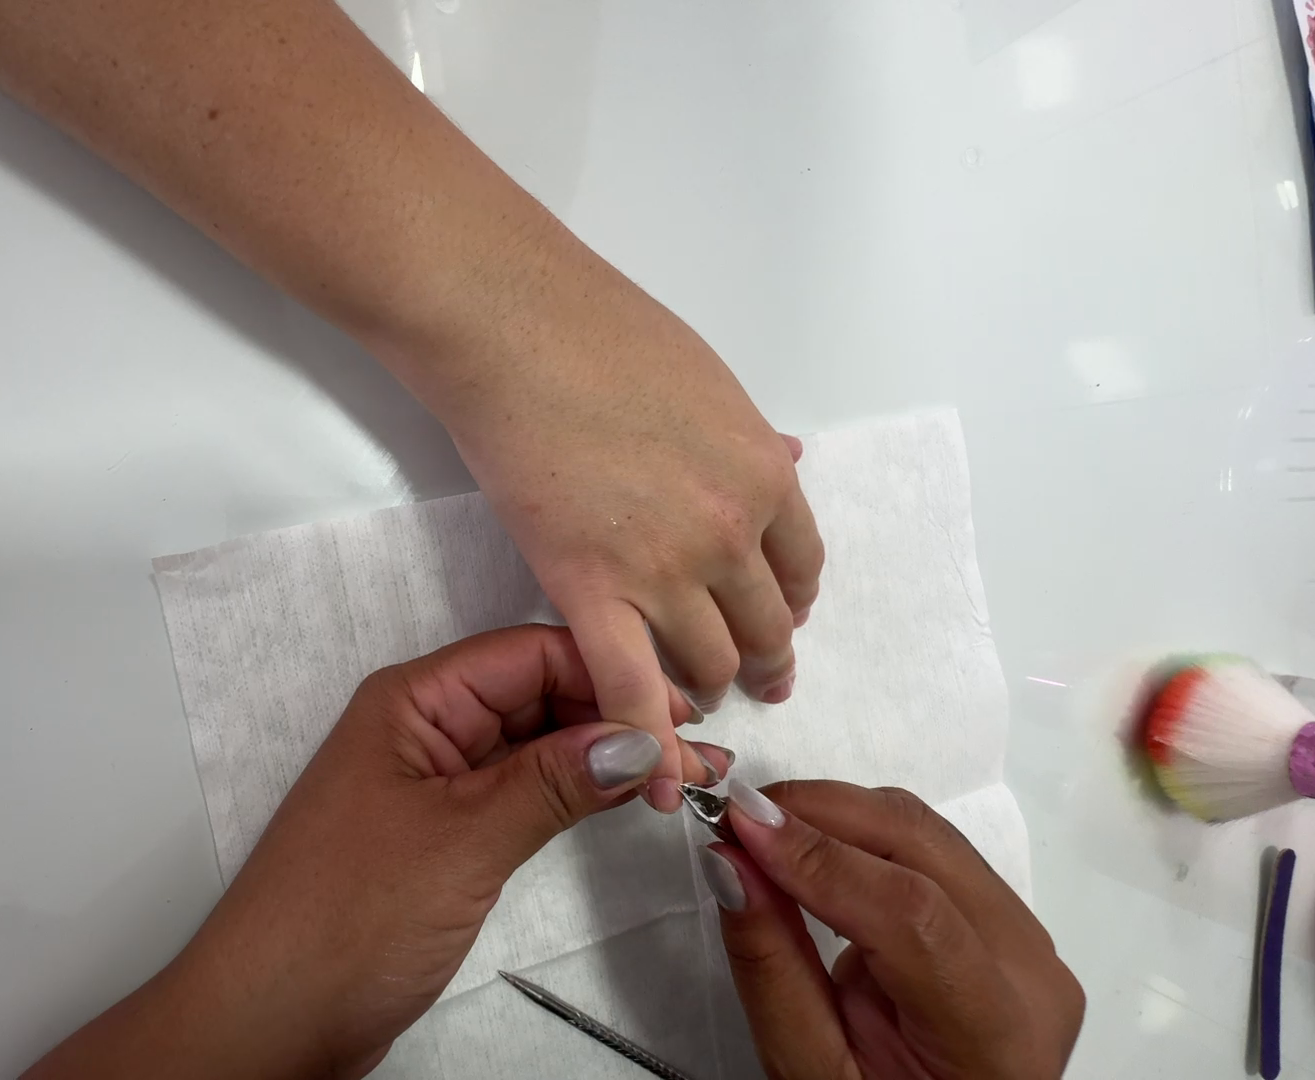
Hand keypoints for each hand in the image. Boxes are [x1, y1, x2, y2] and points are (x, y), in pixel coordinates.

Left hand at [25, 625, 731, 1079]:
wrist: (268, 1022)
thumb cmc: (351, 915)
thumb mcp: (462, 839)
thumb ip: (553, 781)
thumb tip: (641, 739)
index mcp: (417, 697)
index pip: (528, 655)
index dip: (608, 674)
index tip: (684, 710)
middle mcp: (430, 722)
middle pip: (538, 695)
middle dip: (616, 717)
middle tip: (700, 753)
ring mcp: (442, 774)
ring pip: (537, 742)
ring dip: (605, 755)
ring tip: (687, 774)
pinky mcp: (451, 824)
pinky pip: (524, 787)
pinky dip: (576, 790)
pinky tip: (629, 795)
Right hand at [436, 267, 823, 798]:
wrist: (513, 327)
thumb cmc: (600, 333)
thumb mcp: (705, 379)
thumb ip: (747, 436)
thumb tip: (786, 455)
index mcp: (763, 472)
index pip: (801, 567)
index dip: (789, 606)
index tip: (775, 623)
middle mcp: (730, 533)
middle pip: (761, 628)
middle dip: (761, 663)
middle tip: (749, 685)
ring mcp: (663, 570)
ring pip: (706, 666)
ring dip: (706, 693)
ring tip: (694, 711)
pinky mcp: (588, 592)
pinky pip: (629, 689)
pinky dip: (647, 744)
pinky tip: (656, 780)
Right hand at [702, 781, 1081, 1079]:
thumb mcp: (808, 1069)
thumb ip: (769, 965)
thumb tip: (728, 858)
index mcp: (995, 1033)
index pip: (911, 913)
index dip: (817, 856)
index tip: (735, 825)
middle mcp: (1027, 965)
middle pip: (915, 843)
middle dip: (813, 810)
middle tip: (734, 819)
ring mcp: (1018, 928)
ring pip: (912, 823)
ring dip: (825, 810)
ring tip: (759, 834)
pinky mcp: (993, 905)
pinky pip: (913, 834)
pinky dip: (846, 823)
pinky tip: (802, 847)